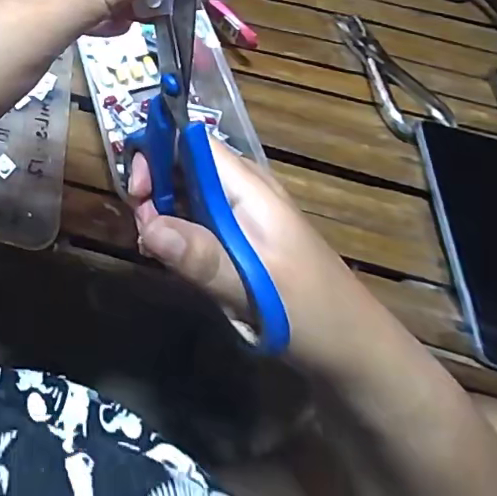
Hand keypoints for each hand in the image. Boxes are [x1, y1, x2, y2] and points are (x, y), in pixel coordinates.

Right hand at [130, 140, 389, 377]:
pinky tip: (172, 258)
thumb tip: (149, 225)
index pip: (189, 140)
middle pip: (180, 163)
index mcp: (247, 185)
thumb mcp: (253, 290)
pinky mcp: (237, 233)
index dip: (155, 151)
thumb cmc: (311, 315)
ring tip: (156, 251)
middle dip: (152, 188)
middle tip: (144, 231)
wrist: (359, 355)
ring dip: (161, 212)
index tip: (137, 191)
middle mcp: (240, 188)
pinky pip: (194, 214)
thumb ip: (201, 257)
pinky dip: (175, 230)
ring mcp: (239, 210)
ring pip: (183, 190)